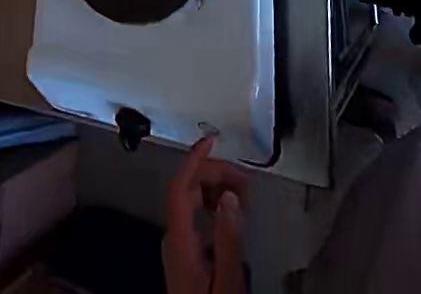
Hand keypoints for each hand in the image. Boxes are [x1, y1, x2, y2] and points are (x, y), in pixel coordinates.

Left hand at [163, 135, 248, 293]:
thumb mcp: (227, 281)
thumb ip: (229, 238)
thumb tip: (232, 195)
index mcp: (179, 241)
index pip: (179, 188)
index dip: (193, 160)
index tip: (211, 140)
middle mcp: (174, 238)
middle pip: (188, 189)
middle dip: (216, 175)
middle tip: (246, 182)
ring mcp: (178, 244)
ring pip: (192, 199)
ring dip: (217, 188)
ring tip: (244, 197)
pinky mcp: (186, 251)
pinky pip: (197, 214)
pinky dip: (215, 204)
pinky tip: (233, 213)